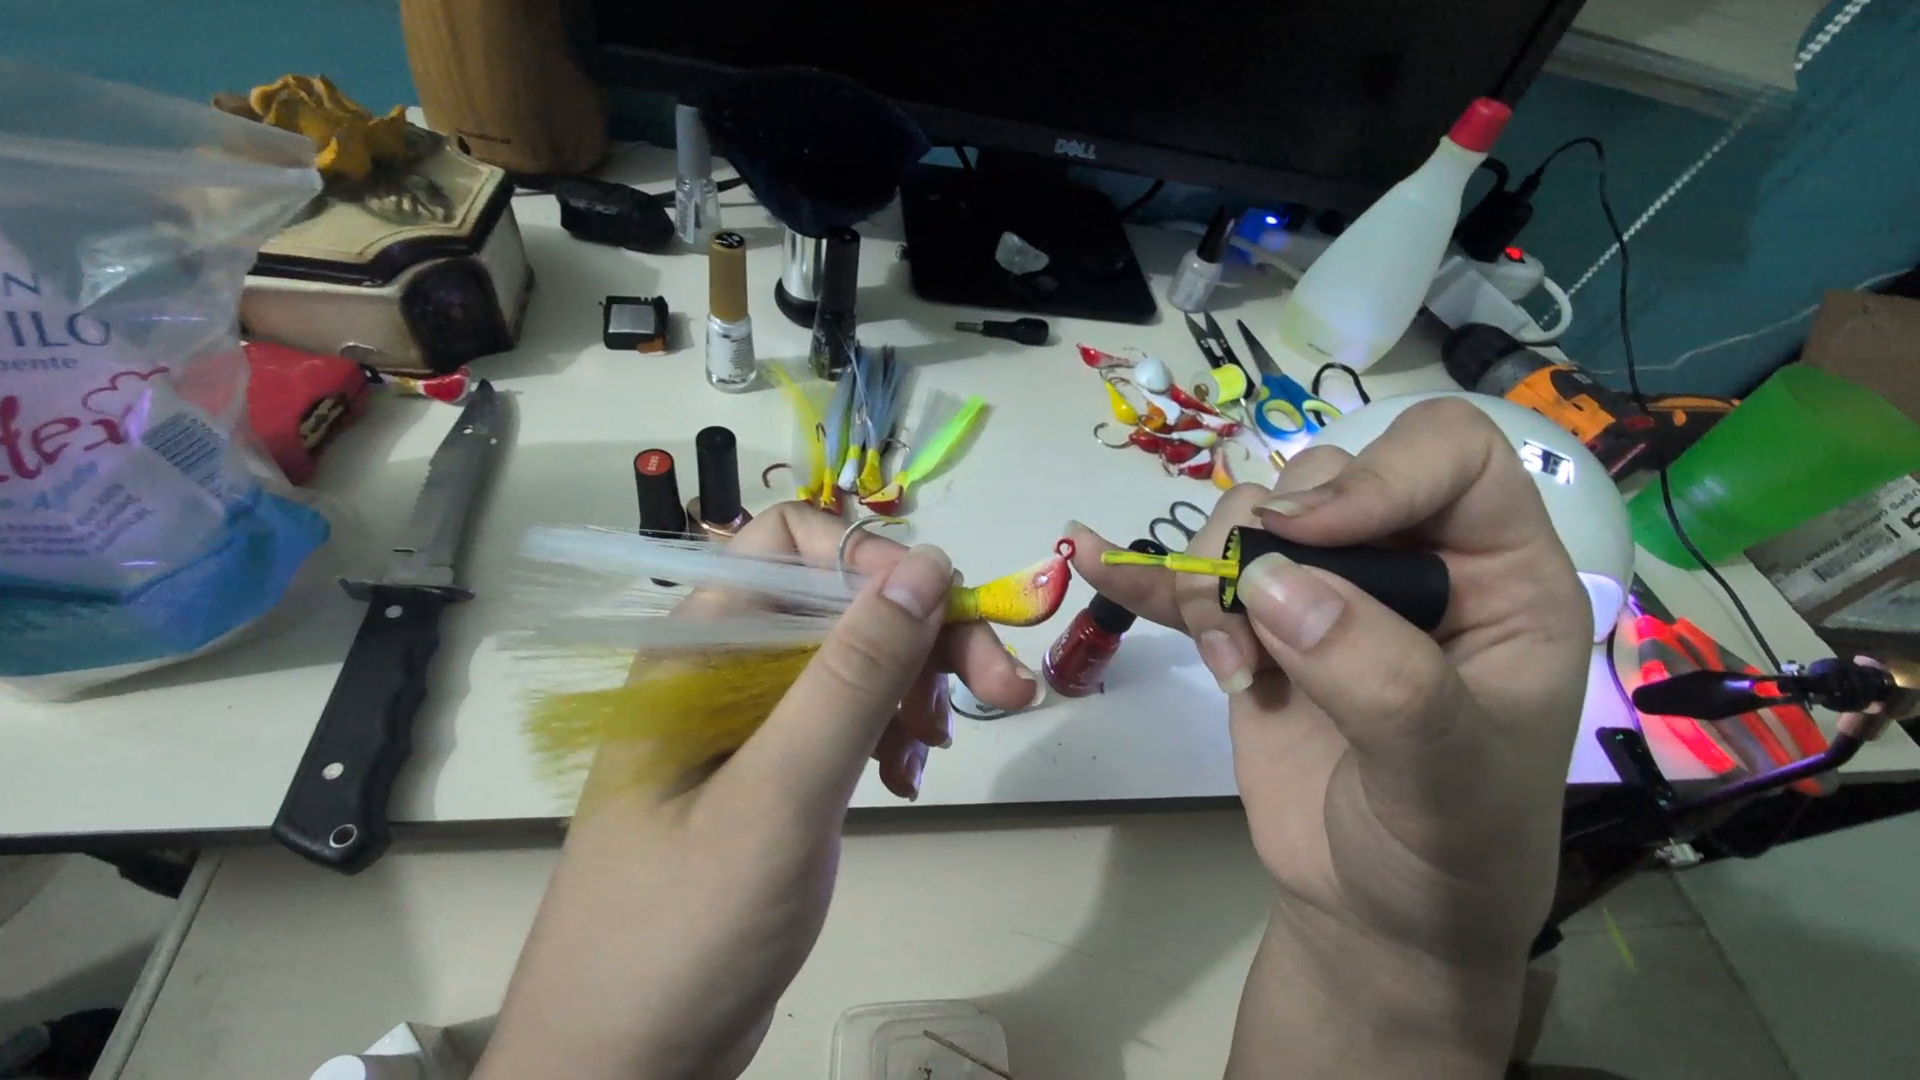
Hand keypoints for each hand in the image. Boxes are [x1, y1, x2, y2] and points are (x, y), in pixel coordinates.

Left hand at [477, 503, 1041, 1079]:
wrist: (626, 1063)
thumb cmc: (685, 927)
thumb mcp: (780, 794)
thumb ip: (852, 674)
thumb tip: (927, 564)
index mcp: (698, 645)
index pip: (791, 542)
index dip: (872, 560)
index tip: (942, 613)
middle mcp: (724, 667)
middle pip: (839, 601)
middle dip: (923, 632)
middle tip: (1002, 686)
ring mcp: (752, 720)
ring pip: (854, 659)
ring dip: (915, 684)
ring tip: (940, 746)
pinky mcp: (777, 768)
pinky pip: (849, 716)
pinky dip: (891, 732)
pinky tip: (909, 776)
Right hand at [1075, 399, 1592, 1073]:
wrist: (1376, 911)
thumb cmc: (1450, 850)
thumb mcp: (1443, 774)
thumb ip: (1375, 675)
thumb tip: (1268, 580)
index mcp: (1496, 576)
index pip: (1449, 459)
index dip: (1376, 475)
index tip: (1304, 533)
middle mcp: (1408, 566)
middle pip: (1323, 478)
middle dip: (1268, 539)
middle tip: (1251, 625)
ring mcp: (1324, 597)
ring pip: (1251, 523)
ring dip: (1213, 579)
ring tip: (1228, 663)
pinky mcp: (1257, 633)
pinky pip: (1196, 584)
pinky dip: (1144, 573)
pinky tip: (1093, 554)